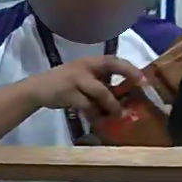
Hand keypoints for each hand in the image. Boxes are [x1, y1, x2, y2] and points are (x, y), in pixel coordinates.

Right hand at [22, 55, 148, 118]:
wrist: (37, 88)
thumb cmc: (62, 83)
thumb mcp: (81, 77)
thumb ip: (98, 82)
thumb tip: (121, 96)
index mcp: (89, 61)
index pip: (114, 60)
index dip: (130, 68)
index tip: (144, 80)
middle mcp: (84, 67)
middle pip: (110, 69)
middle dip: (128, 78)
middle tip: (138, 94)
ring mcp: (76, 79)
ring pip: (101, 92)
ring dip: (112, 105)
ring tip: (118, 115)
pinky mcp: (68, 93)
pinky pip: (87, 106)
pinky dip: (95, 115)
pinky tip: (98, 121)